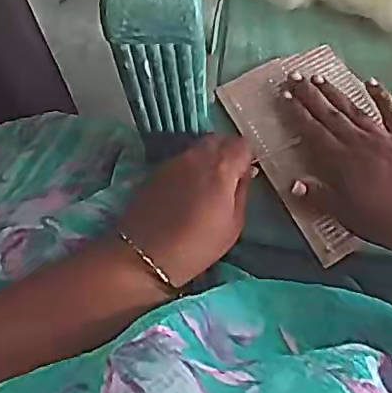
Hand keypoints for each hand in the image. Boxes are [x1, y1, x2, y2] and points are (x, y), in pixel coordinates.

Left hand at [116, 134, 255, 285]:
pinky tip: (186, 189)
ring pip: (198, 146)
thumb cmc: (196, 245)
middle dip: (227, 152)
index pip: (241, 143)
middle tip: (228, 177)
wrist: (144, 253)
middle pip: (219, 139)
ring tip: (206, 185)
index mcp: (220, 167)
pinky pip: (182, 157)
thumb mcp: (233, 225)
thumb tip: (244, 173)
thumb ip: (241, 191)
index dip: (246, 157)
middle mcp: (197, 155)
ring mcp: (174, 159)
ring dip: (207, 158)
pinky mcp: (157, 167)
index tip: (244, 175)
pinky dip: (190, 166)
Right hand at [283, 74, 391, 261]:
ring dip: (335, 92)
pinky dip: (380, 96)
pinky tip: (371, 83)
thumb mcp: (348, 215)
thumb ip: (320, 197)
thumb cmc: (389, 223)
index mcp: (341, 161)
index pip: (312, 131)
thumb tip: (293, 183)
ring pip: (354, 109)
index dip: (296, 112)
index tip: (283, 96)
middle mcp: (360, 142)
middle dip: (309, 94)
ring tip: (319, 77)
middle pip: (329, 114)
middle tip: (294, 76)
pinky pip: (391, 112)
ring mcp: (385, 137)